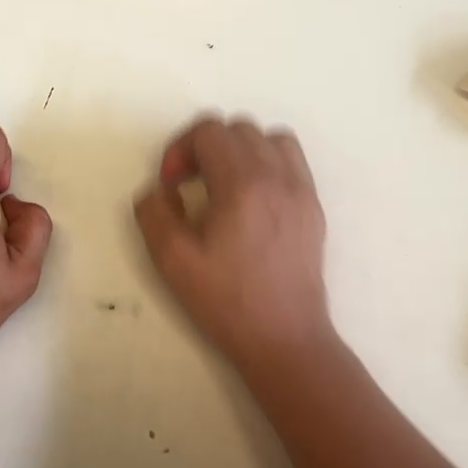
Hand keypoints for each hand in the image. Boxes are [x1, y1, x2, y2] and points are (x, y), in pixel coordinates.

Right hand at [134, 115, 331, 367]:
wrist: (285, 339)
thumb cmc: (225, 300)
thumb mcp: (170, 259)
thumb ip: (153, 210)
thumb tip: (161, 190)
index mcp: (242, 183)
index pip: (208, 130)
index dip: (179, 148)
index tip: (172, 185)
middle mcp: (277, 176)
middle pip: (238, 128)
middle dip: (206, 147)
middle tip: (190, 185)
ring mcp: (301, 190)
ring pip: (269, 138)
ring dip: (240, 150)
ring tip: (224, 185)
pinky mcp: (313, 208)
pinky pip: (291, 161)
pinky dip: (267, 164)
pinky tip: (251, 200)